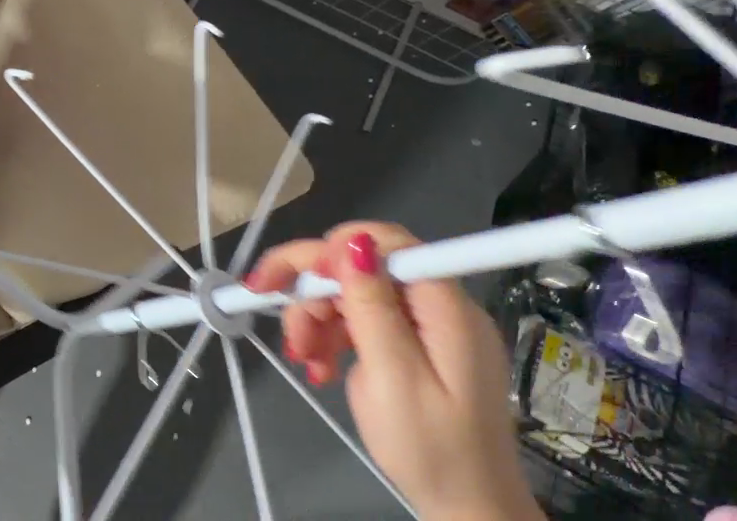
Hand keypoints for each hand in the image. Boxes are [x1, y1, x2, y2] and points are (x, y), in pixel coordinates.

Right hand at [246, 223, 540, 520]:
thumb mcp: (394, 376)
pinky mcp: (408, 345)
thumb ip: (373, 306)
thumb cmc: (432, 448)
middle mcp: (435, 307)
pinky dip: (328, 336)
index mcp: (444, 309)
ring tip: (303, 357)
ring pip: (348, 292)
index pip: (388, 242)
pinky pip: (356, 319)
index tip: (301, 282)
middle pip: (359, 265)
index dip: (336, 249)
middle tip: (269, 307)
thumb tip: (353, 242)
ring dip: (313, 317)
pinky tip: (318, 365)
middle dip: (311, 286)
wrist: (467, 509)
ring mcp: (422, 327)